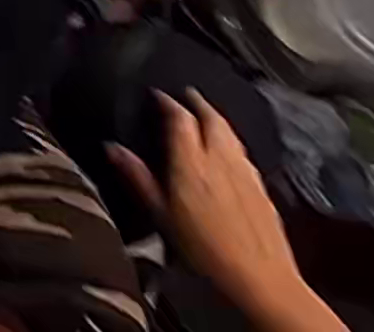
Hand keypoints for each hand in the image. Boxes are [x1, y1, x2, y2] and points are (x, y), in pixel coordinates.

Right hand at [107, 88, 344, 331]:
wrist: (261, 281)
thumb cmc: (205, 252)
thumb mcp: (161, 215)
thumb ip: (137, 177)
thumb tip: (112, 148)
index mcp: (192, 161)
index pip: (179, 116)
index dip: (166, 100)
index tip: (156, 94)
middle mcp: (219, 157)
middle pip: (209, 115)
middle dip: (196, 101)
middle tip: (185, 93)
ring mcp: (243, 169)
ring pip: (228, 130)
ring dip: (214, 116)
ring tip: (205, 113)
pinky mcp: (261, 184)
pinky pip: (242, 147)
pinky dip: (230, 138)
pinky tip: (228, 148)